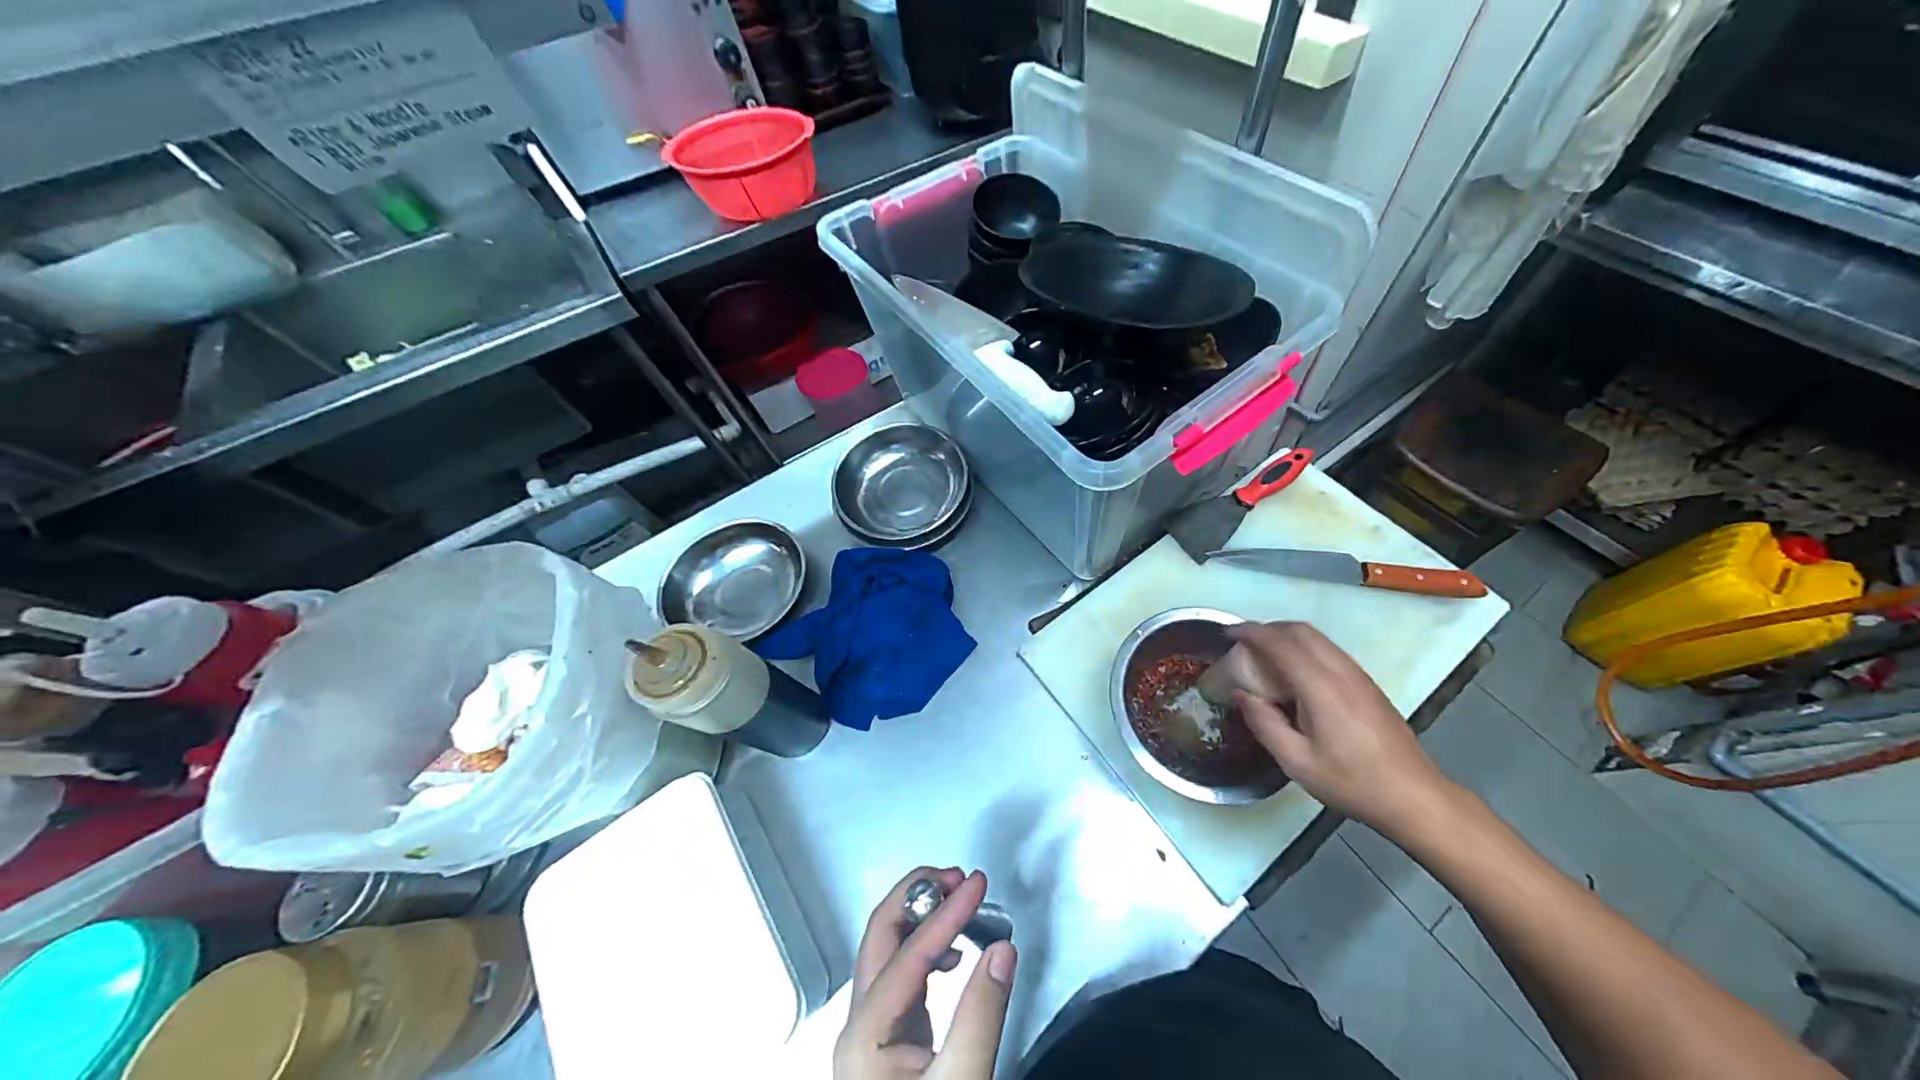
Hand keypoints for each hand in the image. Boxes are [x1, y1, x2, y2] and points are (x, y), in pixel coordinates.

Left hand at [835, 867, 1016, 1079]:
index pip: (909, 953)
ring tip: (959, 902)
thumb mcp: (961, 1079)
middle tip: (958, 878)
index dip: (947, 913)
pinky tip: (954, 950)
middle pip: (882, 936)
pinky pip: (903, 972)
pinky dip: (928, 946)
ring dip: (923, 917)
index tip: (976, 884)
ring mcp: (870, 1029)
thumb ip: (982, 1016)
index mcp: (865, 1034)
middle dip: (919, 897)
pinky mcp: (889, 1036)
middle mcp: (858, 1024)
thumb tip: (1002, 951)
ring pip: (889, 950)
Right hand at [1226, 622, 1452, 832]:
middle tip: (1243, 642)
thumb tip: (1241, 694)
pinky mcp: (1368, 684)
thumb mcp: (1297, 762)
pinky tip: (1294, 672)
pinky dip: (1304, 647)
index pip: (1282, 644)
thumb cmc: (1352, 782)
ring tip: (1264, 654)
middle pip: (1301, 631)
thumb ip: (1264, 723)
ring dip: (1287, 636)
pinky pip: (1329, 651)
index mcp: (1322, 688)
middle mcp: (1342, 672)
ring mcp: (1359, 676)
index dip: (1252, 633)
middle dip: (1268, 628)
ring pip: (1318, 638)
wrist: (1414, 796)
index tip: (1228, 634)